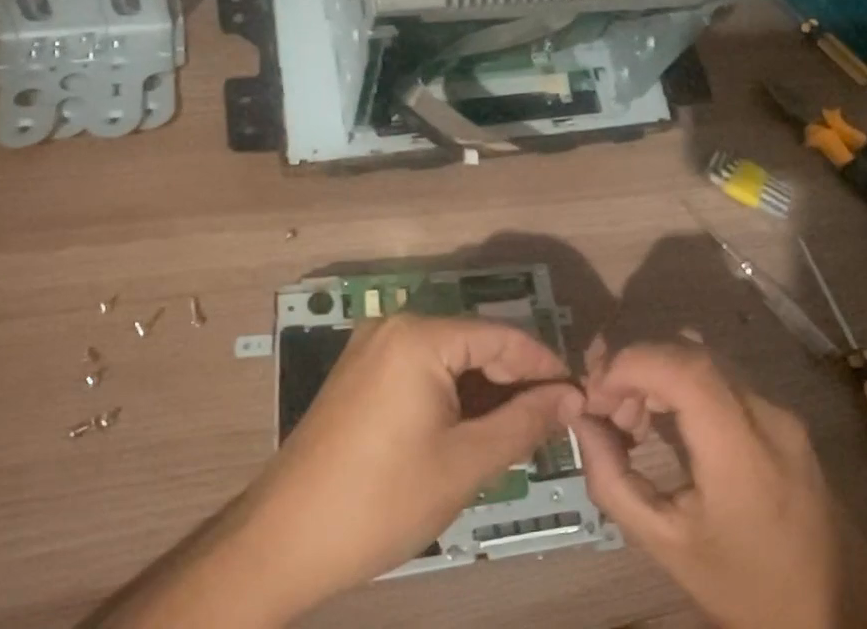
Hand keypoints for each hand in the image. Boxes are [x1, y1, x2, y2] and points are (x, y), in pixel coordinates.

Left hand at [91, 314, 580, 626]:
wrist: (283, 540)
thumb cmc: (382, 500)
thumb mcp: (465, 463)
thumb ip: (525, 422)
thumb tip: (572, 397)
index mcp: (420, 336)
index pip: (503, 337)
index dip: (547, 367)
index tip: (583, 400)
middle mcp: (395, 327)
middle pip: (476, 344)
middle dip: (518, 382)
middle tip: (557, 424)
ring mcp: (372, 350)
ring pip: (451, 360)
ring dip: (487, 393)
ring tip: (523, 434)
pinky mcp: (361, 376)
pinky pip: (423, 373)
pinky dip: (454, 398)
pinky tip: (476, 432)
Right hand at [575, 343, 866, 628]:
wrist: (835, 609)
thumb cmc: (744, 585)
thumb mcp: (665, 546)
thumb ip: (614, 480)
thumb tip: (581, 421)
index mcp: (742, 454)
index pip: (684, 367)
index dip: (630, 363)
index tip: (595, 395)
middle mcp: (767, 415)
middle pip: (690, 352)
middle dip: (635, 366)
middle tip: (603, 409)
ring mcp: (780, 411)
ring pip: (704, 357)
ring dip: (656, 372)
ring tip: (630, 420)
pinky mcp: (782, 416)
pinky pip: (721, 377)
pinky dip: (680, 383)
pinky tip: (662, 422)